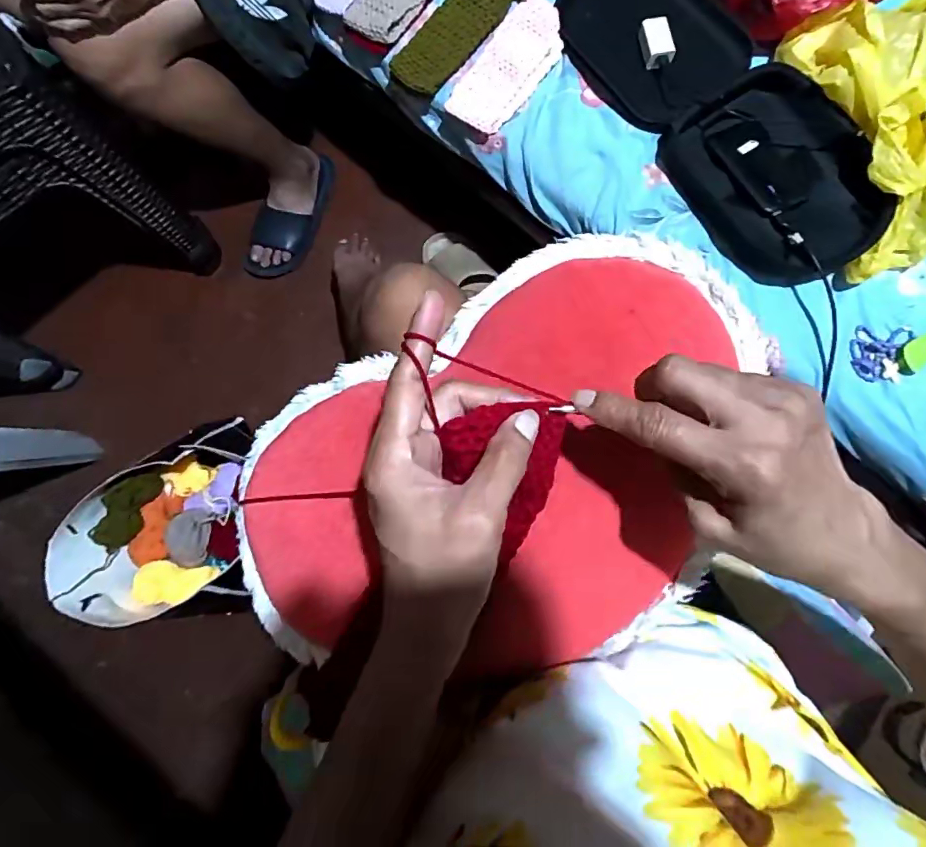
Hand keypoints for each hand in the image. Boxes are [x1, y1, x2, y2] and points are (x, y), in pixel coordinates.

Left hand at [363, 291, 537, 640]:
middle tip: (531, 412)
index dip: (420, 336)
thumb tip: (528, 417)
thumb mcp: (481, 514)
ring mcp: (412, 468)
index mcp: (395, 456)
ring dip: (488, 418)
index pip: (406, 381)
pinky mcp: (428, 482)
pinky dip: (484, 438)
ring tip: (528, 425)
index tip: (433, 295)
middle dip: (483, 398)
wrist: (427, 630)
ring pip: (451, 422)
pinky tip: (512, 441)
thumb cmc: (445, 575)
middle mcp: (398, 453)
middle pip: (439, 401)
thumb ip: (504, 459)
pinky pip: (457, 444)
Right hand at [577, 356, 923, 614]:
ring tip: (703, 426)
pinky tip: (735, 423)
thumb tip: (651, 433)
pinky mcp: (796, 385)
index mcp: (743, 463)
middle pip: (679, 370)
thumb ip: (674, 475)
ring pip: (703, 368)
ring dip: (686, 392)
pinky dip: (717, 395)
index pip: (661, 424)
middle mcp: (764, 418)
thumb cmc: (778, 544)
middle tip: (655, 413)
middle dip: (651, 386)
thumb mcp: (713, 526)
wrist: (850, 531)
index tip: (582, 397)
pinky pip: (731, 374)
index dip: (616, 410)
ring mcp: (785, 394)